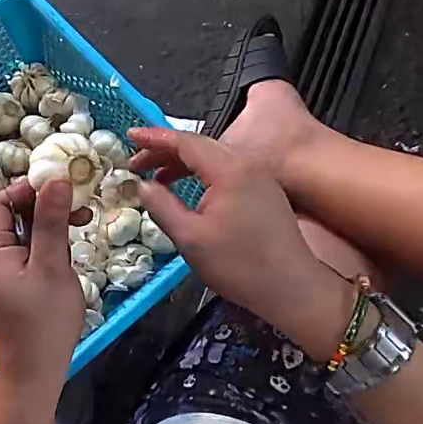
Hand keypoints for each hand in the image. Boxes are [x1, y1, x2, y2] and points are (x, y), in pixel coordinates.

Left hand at [0, 178, 82, 396]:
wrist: (35, 371)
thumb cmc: (44, 321)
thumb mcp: (52, 266)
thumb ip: (51, 221)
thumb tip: (55, 179)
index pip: (1, 200)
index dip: (32, 189)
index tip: (66, 187)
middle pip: (10, 214)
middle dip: (44, 206)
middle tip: (81, 209)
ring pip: (19, 231)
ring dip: (48, 224)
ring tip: (80, 226)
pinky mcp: (3, 281)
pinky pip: (20, 250)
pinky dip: (42, 244)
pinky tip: (65, 249)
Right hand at [130, 127, 354, 361]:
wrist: (292, 288)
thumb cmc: (238, 264)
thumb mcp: (190, 237)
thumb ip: (161, 205)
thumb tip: (142, 185)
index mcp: (229, 170)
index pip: (185, 141)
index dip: (155, 138)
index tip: (130, 135)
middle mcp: (247, 165)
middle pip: (200, 145)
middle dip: (165, 150)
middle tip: (136, 162)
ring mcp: (260, 178)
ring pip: (213, 158)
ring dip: (182, 162)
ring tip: (155, 176)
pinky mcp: (265, 192)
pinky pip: (226, 171)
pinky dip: (201, 173)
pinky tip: (187, 189)